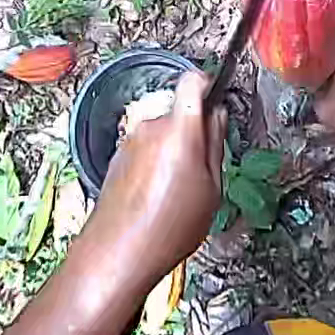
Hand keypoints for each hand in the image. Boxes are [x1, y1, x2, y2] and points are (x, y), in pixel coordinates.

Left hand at [86, 71, 223, 284]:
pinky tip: (158, 197)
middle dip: (193, 132)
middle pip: (179, 113)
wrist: (116, 253)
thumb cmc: (169, 225)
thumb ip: (215, 142)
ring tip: (179, 190)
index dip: (207, 84)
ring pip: (163, 133)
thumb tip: (217, 116)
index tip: (215, 97)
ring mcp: (131, 141)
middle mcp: (151, 127)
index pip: (192, 81)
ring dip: (173, 151)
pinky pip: (146, 149)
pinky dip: (155, 164)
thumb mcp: (212, 187)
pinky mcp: (118, 157)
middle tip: (202, 167)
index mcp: (179, 128)